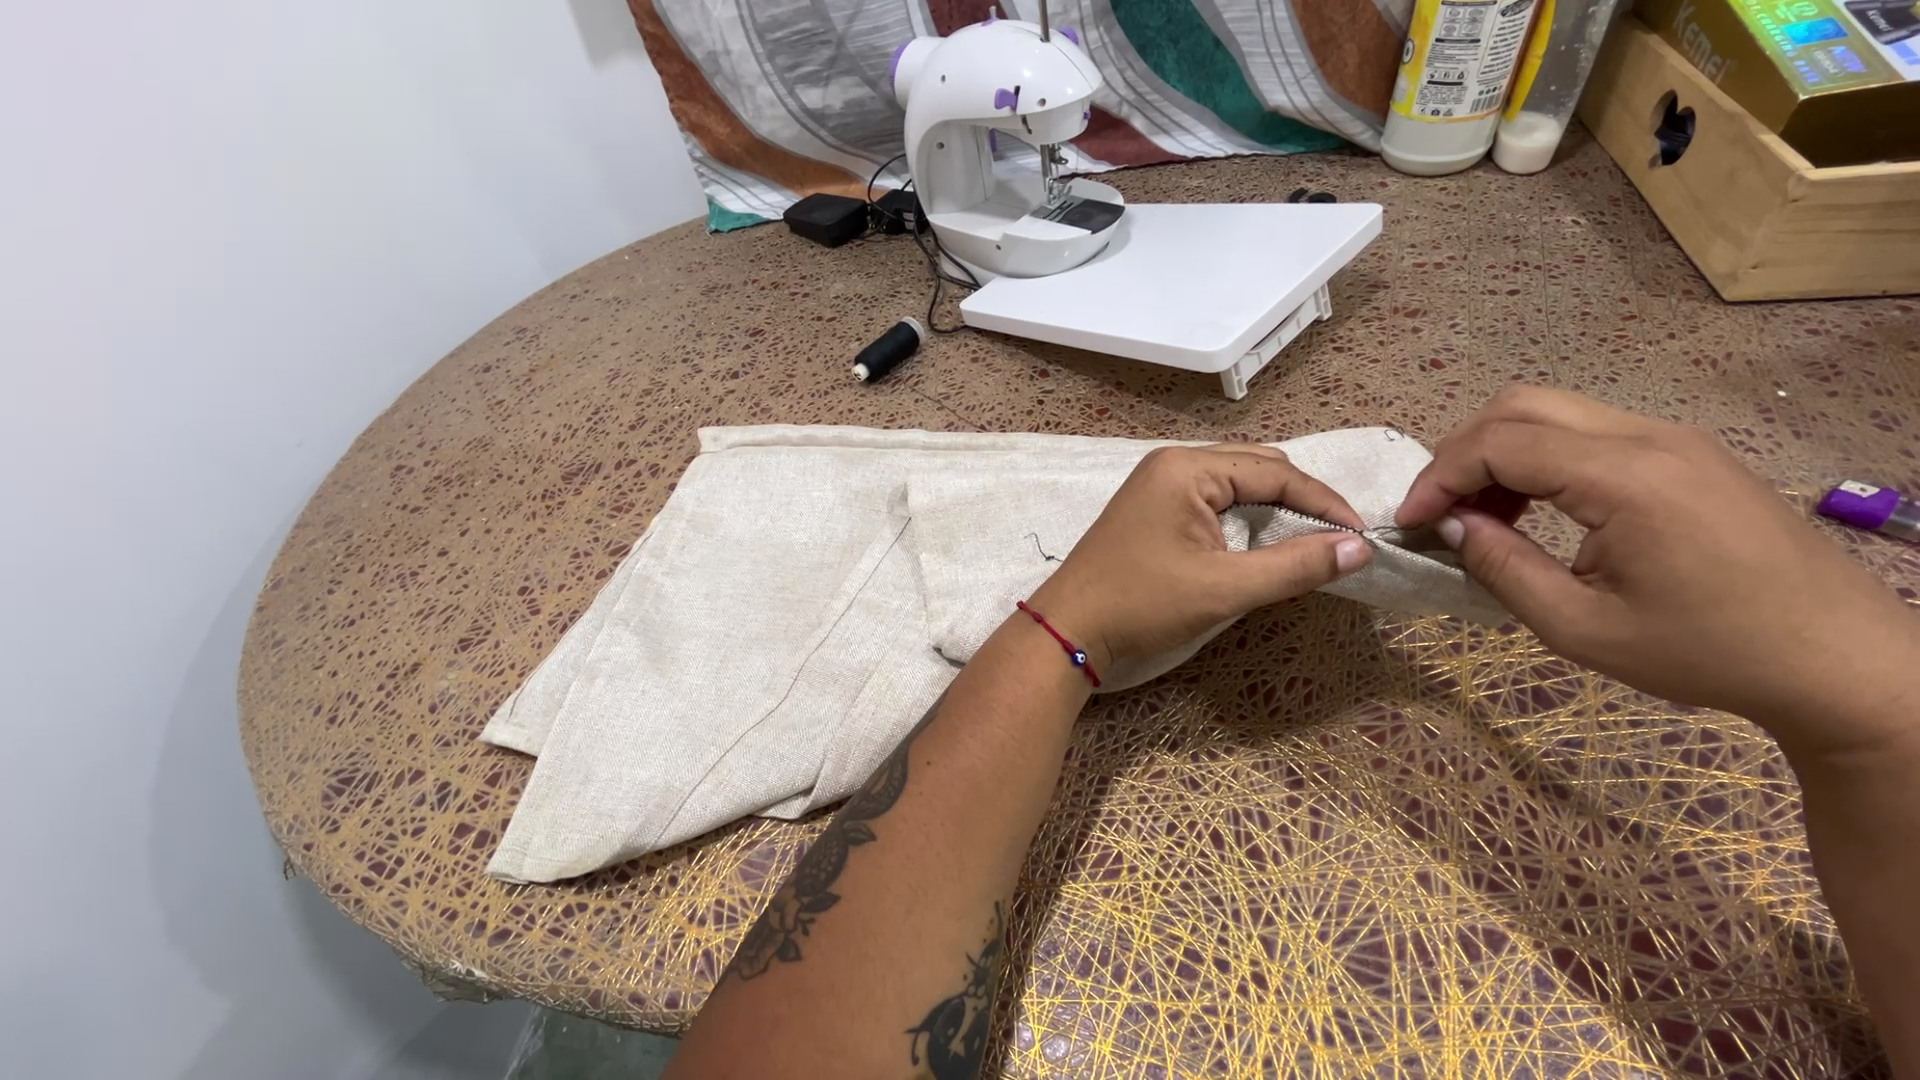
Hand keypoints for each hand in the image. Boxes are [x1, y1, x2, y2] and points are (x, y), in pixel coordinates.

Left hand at [1026, 444, 1372, 672]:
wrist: (1070, 627)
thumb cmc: (1143, 603)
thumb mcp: (1225, 588)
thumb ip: (1295, 566)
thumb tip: (1360, 549)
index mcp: (1187, 467)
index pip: (1275, 470)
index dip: (1323, 502)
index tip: (1360, 537)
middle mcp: (1172, 463)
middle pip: (1256, 468)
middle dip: (1299, 501)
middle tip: (1334, 541)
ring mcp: (1157, 484)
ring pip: (1235, 486)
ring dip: (1272, 510)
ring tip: (1303, 545)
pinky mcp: (1152, 508)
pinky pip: (1212, 502)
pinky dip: (1242, 520)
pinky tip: (1258, 546)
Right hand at [1398, 387, 1918, 756]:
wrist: (1840, 661)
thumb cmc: (1706, 652)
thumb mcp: (1580, 627)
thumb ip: (1502, 568)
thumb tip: (1449, 527)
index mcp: (1627, 478)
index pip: (1500, 444)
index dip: (1438, 479)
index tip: (1408, 523)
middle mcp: (1651, 438)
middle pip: (1520, 405)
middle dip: (1459, 453)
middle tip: (1436, 510)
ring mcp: (1674, 439)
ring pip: (1552, 411)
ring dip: (1497, 454)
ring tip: (1478, 516)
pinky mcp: (1685, 453)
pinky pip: (1587, 432)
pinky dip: (1537, 459)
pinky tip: (1531, 510)